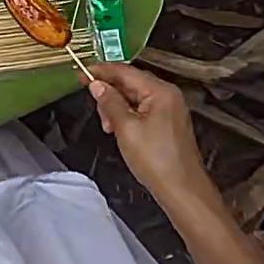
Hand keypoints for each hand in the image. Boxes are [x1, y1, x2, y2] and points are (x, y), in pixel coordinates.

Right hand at [83, 63, 219, 211]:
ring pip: (134, 96)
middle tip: (95, 108)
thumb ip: (109, 101)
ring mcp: (169, 108)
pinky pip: (141, 108)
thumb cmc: (155, 159)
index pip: (124, 71)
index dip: (100, 71)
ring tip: (108, 126)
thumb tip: (96, 84)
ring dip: (116, 106)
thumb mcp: (125, 128)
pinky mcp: (168, 122)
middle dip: (109, 93)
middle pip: (130, 82)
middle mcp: (167, 95)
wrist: (184, 192)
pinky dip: (126, 114)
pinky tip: (118, 128)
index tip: (79, 73)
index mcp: (160, 91)